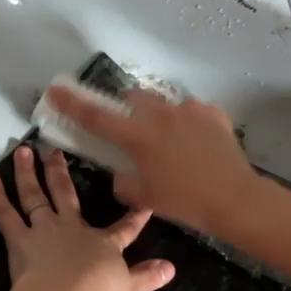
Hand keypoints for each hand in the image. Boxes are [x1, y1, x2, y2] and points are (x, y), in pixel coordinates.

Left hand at [0, 145, 174, 290]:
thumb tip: (172, 269)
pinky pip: (5, 214)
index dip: (135, 217)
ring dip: (28, 172)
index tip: (144, 204)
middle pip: (66, 194)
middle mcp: (72, 228)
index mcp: (103, 243)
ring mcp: (44, 230)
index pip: (123, 229)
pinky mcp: (19, 240)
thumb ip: (148, 277)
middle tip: (54, 148)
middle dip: (61, 171)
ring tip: (23, 150)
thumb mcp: (128, 290)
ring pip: (35, 195)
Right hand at [40, 86, 261, 233]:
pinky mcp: (213, 113)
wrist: (234, 198)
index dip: (72, 103)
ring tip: (172, 142)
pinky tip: (196, 144)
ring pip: (165, 104)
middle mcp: (160, 115)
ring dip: (161, 117)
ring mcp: (189, 110)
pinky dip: (188, 124)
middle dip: (129, 107)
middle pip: (134, 97)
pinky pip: (193, 112)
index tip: (55, 89)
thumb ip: (123, 182)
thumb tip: (121, 172)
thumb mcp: (144, 198)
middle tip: (133, 129)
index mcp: (138, 136)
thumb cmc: (185, 201)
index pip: (96, 117)